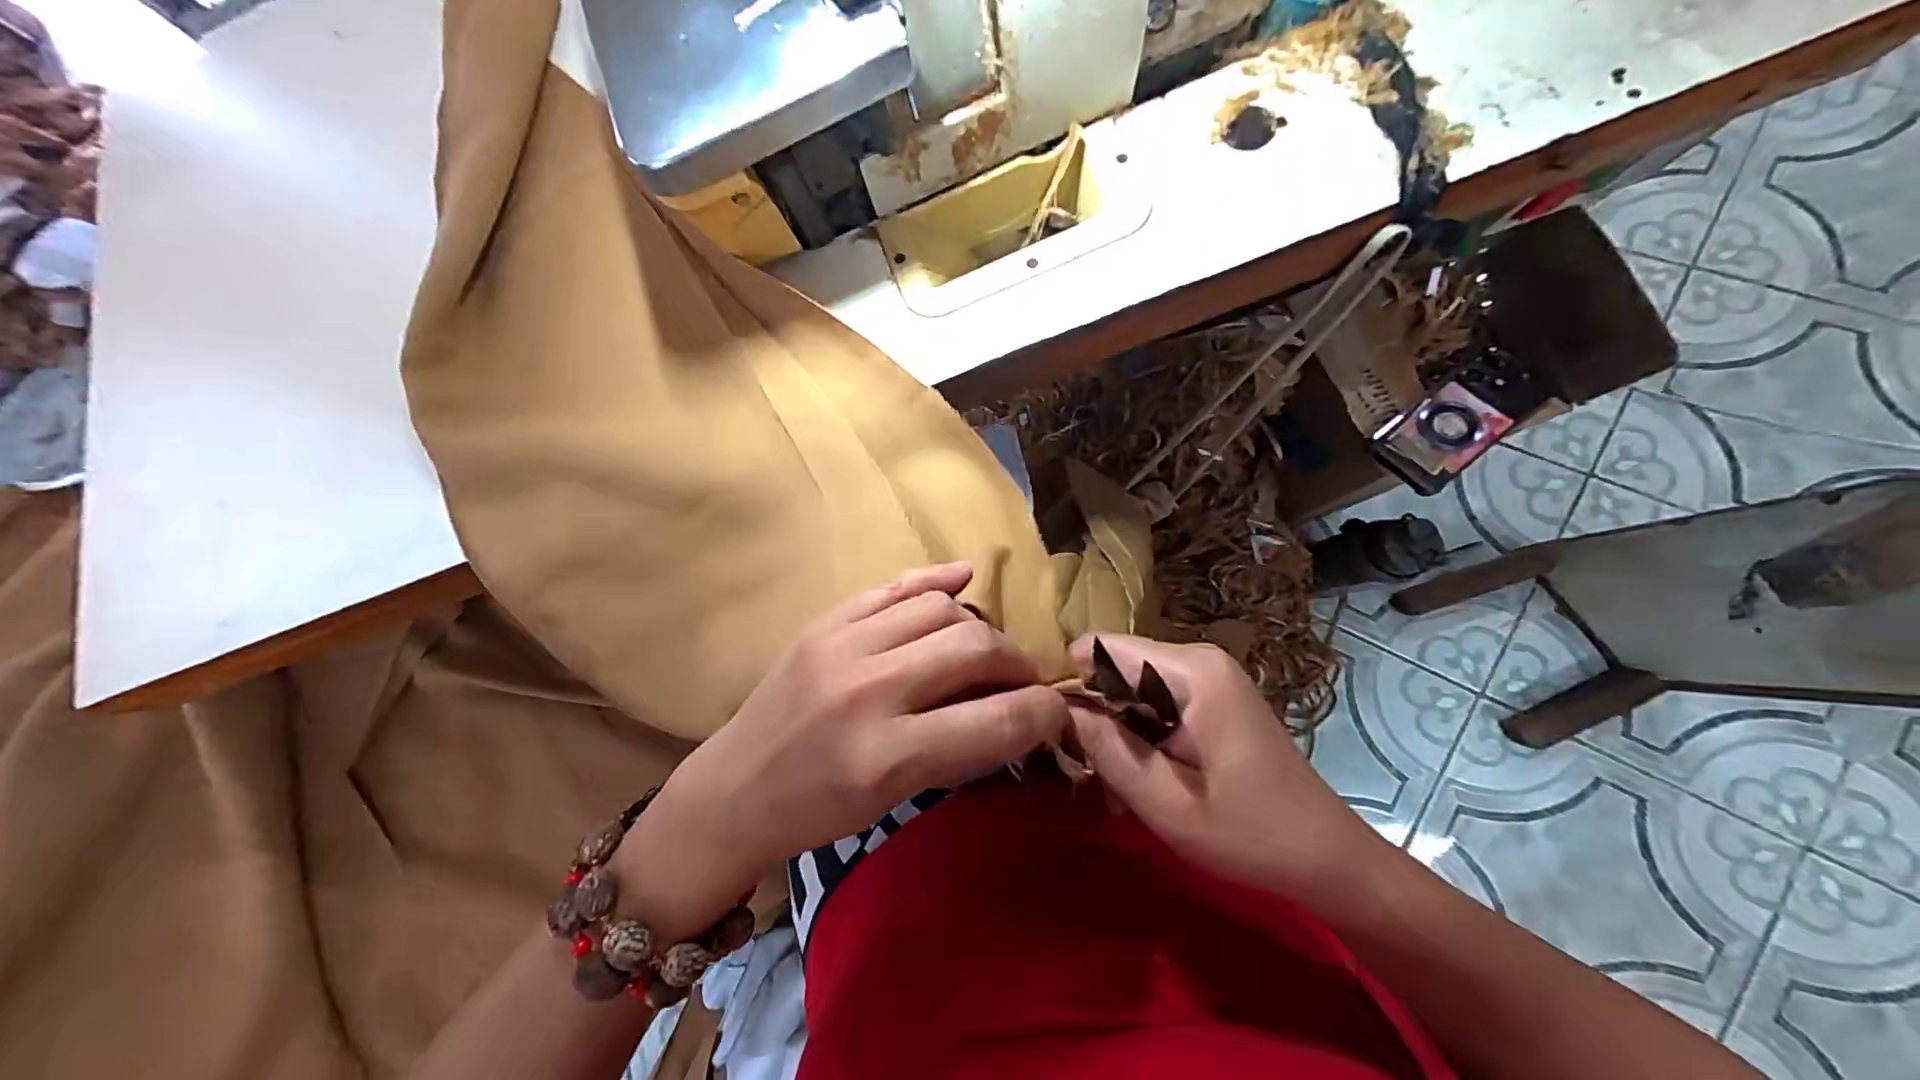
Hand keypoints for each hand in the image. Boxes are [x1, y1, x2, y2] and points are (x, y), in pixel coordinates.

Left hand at [634, 562, 1068, 898]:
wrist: (734, 790)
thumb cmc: (817, 814)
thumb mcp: (895, 799)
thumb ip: (961, 752)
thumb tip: (1022, 712)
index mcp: (885, 757)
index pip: (996, 719)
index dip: (1043, 713)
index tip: (1054, 714)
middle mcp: (866, 691)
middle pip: (975, 647)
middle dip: (1017, 663)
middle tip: (1021, 681)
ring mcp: (839, 646)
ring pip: (941, 608)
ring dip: (979, 627)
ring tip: (984, 650)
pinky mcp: (822, 623)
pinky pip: (893, 586)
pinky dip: (935, 580)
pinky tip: (963, 580)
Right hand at [1067, 634, 1396, 912]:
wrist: (1331, 861)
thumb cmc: (1253, 836)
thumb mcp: (1168, 805)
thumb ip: (1108, 751)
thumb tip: (1058, 708)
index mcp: (1192, 673)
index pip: (1099, 647)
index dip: (1069, 684)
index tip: (1052, 730)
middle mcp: (1198, 660)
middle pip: (1113, 666)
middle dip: (1092, 714)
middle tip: (1087, 772)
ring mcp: (1207, 677)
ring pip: (1128, 687)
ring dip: (1113, 733)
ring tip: (1114, 788)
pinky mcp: (1211, 698)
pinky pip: (1152, 702)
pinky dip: (1137, 737)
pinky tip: (1140, 782)